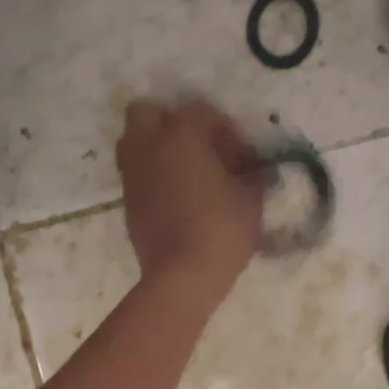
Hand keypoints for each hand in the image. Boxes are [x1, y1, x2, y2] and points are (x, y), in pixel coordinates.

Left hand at [116, 97, 264, 286]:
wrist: (181, 277)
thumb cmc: (220, 231)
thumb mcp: (251, 201)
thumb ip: (255, 177)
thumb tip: (261, 171)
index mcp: (181, 134)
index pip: (202, 112)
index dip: (225, 132)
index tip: (241, 159)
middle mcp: (149, 145)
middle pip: (150, 113)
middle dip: (172, 124)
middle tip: (199, 151)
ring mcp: (133, 174)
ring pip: (135, 141)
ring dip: (156, 149)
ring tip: (183, 174)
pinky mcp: (127, 202)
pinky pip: (136, 175)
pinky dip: (151, 177)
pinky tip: (174, 199)